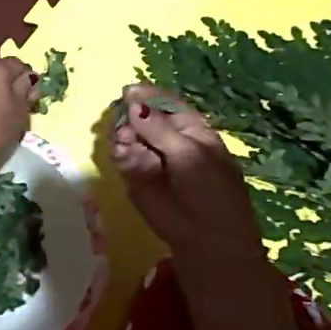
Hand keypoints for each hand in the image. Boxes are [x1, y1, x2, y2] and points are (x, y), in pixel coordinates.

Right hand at [110, 84, 262, 264]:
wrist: (205, 237)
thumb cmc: (210, 191)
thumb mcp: (189, 153)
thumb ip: (158, 128)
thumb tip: (132, 101)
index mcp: (190, 129)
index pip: (165, 103)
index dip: (148, 96)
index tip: (128, 92)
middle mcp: (166, 139)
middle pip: (140, 116)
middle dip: (130, 117)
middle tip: (125, 125)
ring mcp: (148, 156)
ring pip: (127, 135)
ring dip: (123, 135)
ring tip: (126, 143)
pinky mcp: (133, 176)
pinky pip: (121, 157)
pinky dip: (120, 154)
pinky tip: (125, 155)